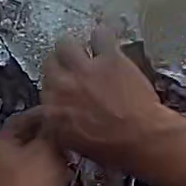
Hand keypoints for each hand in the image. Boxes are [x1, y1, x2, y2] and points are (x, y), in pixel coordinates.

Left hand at [0, 108, 71, 185]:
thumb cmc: (34, 184)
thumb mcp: (46, 148)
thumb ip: (52, 128)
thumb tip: (59, 114)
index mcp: (2, 140)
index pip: (25, 116)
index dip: (47, 113)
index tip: (68, 112)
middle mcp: (2, 154)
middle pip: (31, 134)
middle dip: (53, 132)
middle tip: (74, 131)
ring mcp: (12, 172)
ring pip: (37, 152)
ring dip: (55, 150)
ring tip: (75, 148)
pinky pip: (40, 169)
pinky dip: (53, 166)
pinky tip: (69, 167)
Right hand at [40, 26, 185, 171]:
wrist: (142, 139)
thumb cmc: (115, 149)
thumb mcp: (77, 144)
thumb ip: (63, 127)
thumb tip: (63, 119)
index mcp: (53, 112)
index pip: (43, 92)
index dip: (54, 89)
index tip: (63, 90)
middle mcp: (63, 87)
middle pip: (49, 64)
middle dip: (60, 66)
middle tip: (72, 69)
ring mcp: (85, 70)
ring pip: (65, 44)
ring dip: (73, 47)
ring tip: (84, 51)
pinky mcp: (109, 58)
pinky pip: (99, 35)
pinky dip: (102, 36)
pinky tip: (106, 40)